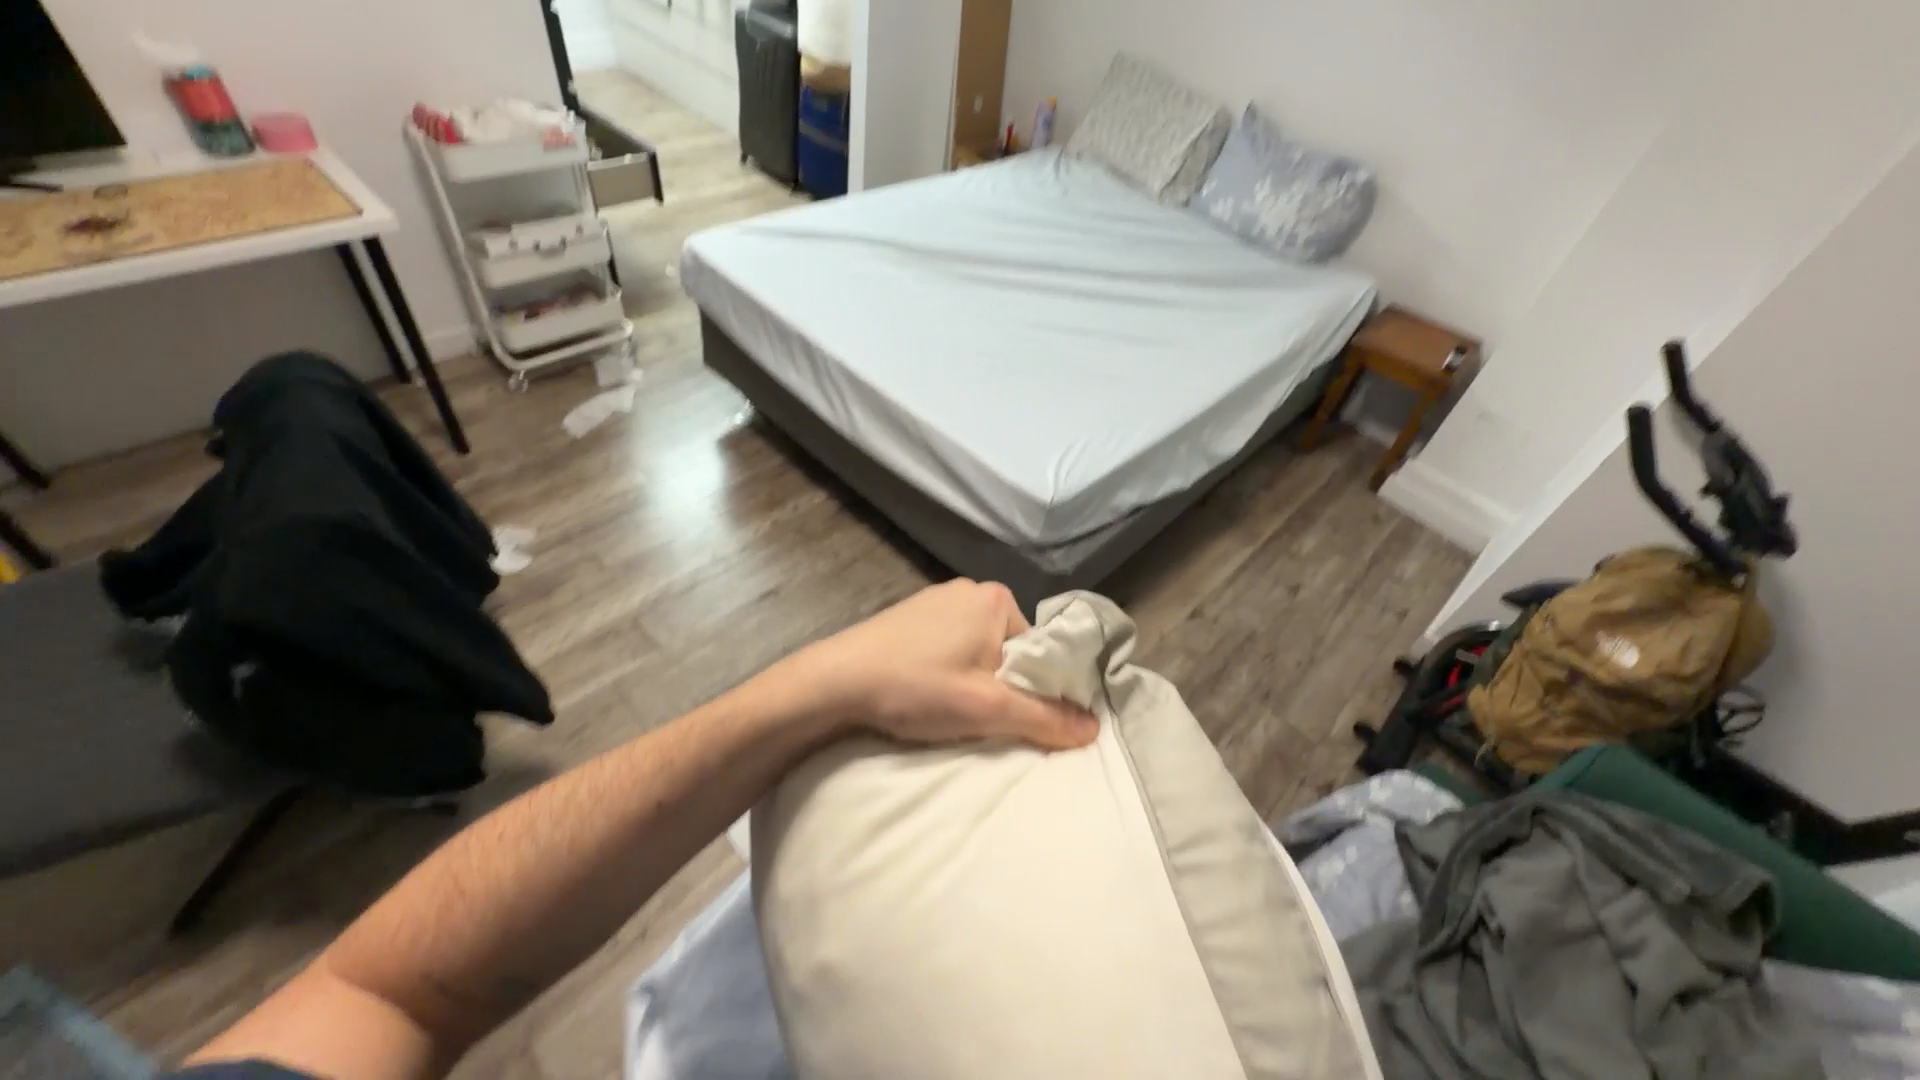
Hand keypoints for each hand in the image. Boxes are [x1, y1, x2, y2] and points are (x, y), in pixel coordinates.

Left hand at [794, 580, 1098, 750]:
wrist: (833, 682)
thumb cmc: (916, 687)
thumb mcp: (988, 708)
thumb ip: (1045, 718)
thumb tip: (1094, 728)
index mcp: (997, 598)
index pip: (1042, 649)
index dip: (1039, 688)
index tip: (1020, 718)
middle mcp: (970, 590)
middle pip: (1011, 650)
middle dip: (1003, 686)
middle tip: (981, 717)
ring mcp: (936, 600)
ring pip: (979, 651)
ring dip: (974, 682)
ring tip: (949, 709)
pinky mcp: (910, 617)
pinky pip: (950, 648)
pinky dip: (948, 673)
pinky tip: (927, 694)